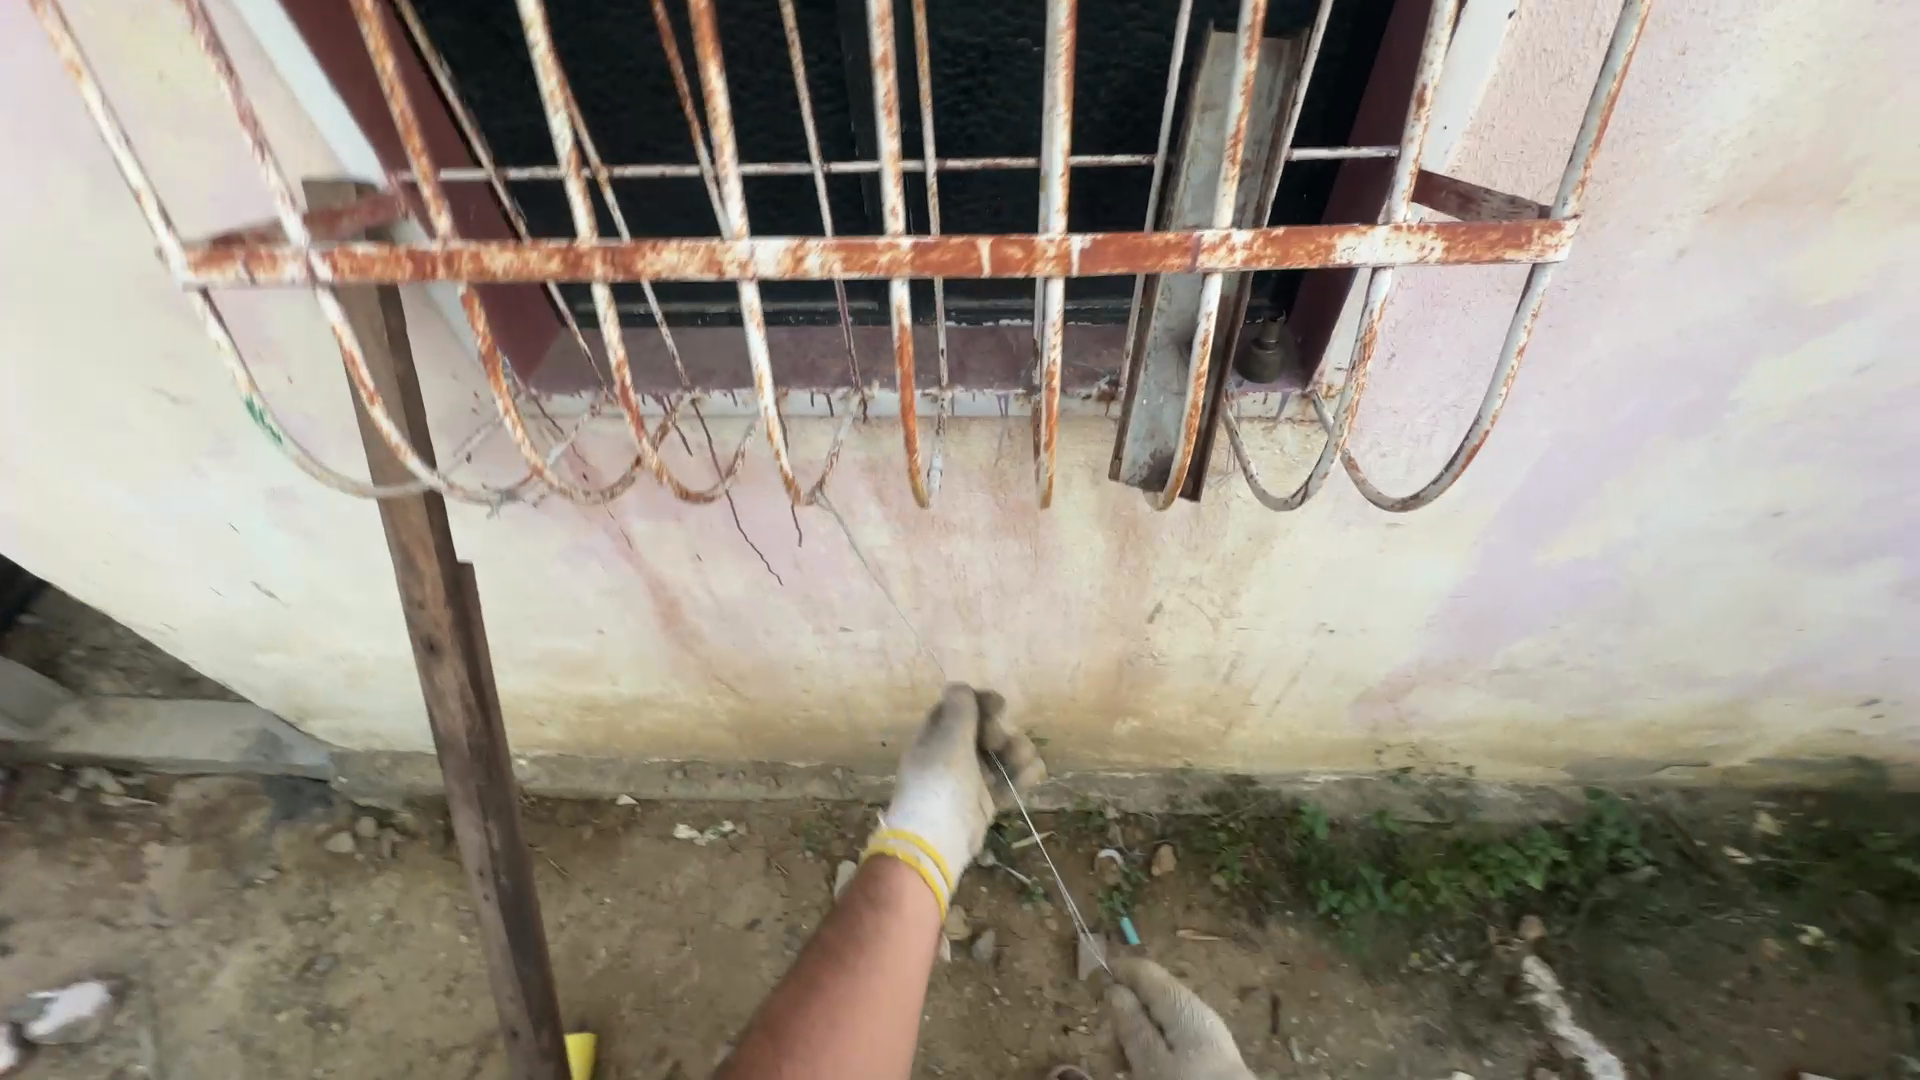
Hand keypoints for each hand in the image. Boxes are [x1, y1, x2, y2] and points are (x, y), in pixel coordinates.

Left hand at [870, 684, 1045, 911]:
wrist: (936, 842)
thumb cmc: (940, 784)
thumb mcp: (949, 740)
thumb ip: (959, 710)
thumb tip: (959, 686)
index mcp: (934, 737)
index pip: (958, 709)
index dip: (980, 703)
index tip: (1000, 705)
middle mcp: (950, 755)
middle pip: (983, 731)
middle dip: (1000, 731)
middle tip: (1001, 741)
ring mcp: (968, 780)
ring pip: (998, 756)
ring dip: (1016, 752)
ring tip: (1024, 758)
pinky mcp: (984, 803)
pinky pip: (1006, 782)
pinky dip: (1021, 776)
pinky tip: (1035, 771)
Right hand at [1107, 959, 1254, 1079]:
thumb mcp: (1151, 1061)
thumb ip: (1131, 1023)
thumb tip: (1114, 988)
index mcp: (1180, 1003)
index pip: (1143, 970)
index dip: (1115, 975)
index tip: (1094, 997)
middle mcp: (1194, 1011)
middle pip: (1148, 1000)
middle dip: (1123, 1020)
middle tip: (1109, 1052)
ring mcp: (1203, 1036)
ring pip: (1158, 1026)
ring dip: (1135, 1043)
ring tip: (1121, 1067)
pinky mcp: (1208, 1059)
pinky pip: (1172, 1047)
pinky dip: (1153, 1057)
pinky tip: (1143, 1074)